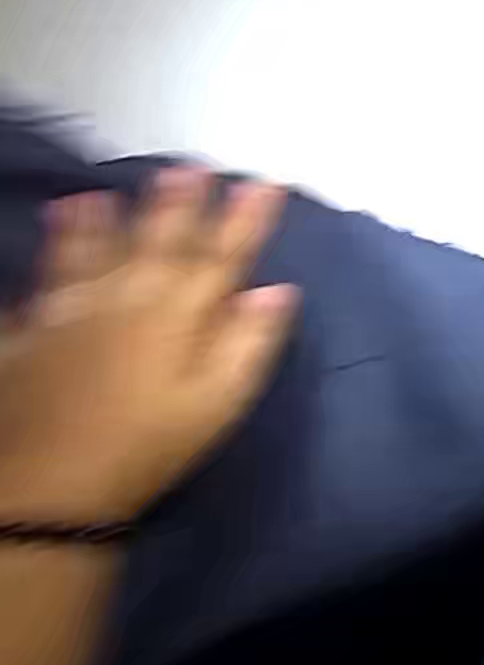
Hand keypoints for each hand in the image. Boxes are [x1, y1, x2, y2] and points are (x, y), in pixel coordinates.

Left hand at [0, 168, 296, 522]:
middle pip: (157, 247)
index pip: (223, 256)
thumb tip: (276, 288)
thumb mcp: (223, 396)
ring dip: (99, 225)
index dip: (246, 219)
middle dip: (178, 206)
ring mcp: (64, 325)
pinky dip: (43, 265)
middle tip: (189, 168)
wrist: (42, 496)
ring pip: (86, 261)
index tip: (265, 184)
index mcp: (179, 319)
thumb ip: (250, 339)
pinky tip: (44, 250)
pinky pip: (33, 295)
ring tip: (97, 195)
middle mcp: (123, 308)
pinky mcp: (21, 347)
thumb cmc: (155, 442)